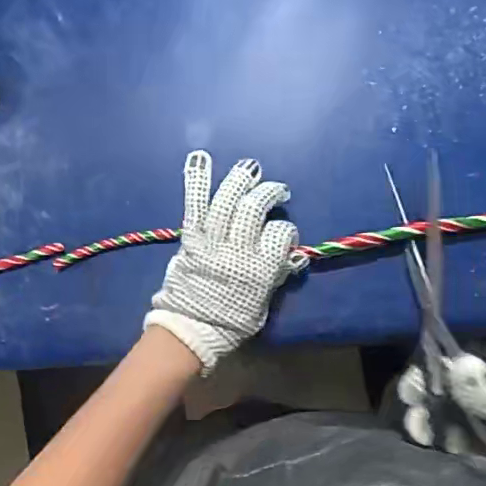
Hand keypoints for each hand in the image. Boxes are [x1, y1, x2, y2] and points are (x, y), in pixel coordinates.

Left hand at [144, 151, 304, 373]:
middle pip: (254, 210)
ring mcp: (212, 242)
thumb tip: (294, 255)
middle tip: (275, 190)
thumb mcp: (263, 303)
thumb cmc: (230, 319)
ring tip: (250, 169)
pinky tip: (200, 157)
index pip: (281, 234)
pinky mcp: (191, 239)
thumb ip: (276, 275)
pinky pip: (195, 205)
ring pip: (227, 202)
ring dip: (239, 180)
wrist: (191, 328)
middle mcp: (238, 250)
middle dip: (267, 193)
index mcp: (261, 269)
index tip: (282, 231)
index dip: (285, 229)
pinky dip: (196, 180)